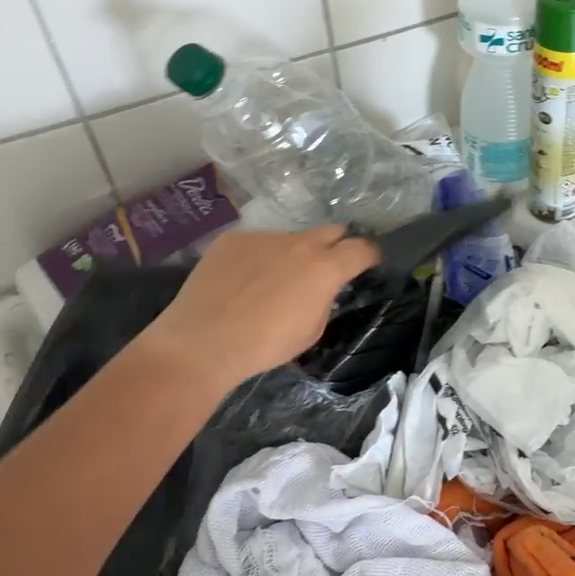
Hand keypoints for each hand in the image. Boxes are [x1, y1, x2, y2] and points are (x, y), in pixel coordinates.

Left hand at [138, 226, 378, 386]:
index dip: (371, 254)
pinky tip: (240, 282)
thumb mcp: (312, 330)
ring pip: (289, 239)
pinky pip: (256, 244)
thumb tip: (321, 289)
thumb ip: (324, 301)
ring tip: (270, 282)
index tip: (369, 262)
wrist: (203, 342)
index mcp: (326, 268)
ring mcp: (264, 237)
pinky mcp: (233, 239)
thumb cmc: (265, 344)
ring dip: (291, 254)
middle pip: (332, 230)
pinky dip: (257, 258)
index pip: (363, 248)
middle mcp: (300, 243)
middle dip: (336, 245)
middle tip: (325, 267)